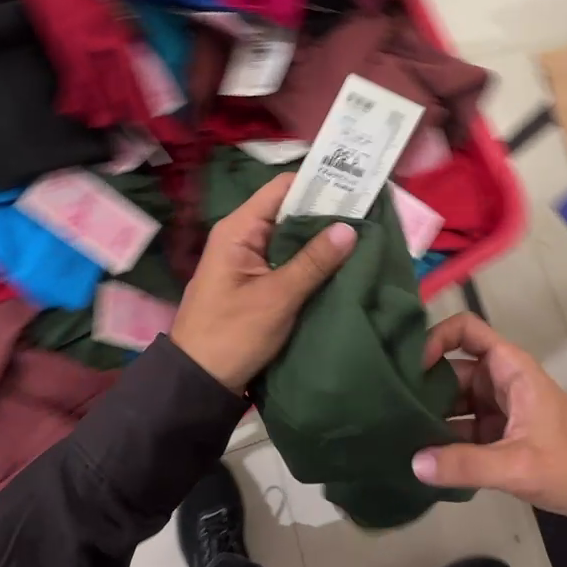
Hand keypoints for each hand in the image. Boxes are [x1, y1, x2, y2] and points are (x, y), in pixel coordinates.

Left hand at [170, 173, 357, 392]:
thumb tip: (350, 227)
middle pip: (290, 209)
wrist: (197, 384)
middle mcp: (243, 235)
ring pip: (292, 235)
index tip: (355, 184)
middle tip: (369, 210)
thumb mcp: (277, 298)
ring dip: (322, 236)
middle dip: (326, 210)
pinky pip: (290, 257)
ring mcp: (250, 258)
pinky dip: (313, 257)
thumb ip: (313, 261)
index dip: (318, 183)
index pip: (282, 188)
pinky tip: (342, 261)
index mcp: (239, 229)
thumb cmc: (232, 335)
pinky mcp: (258, 280)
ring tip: (364, 231)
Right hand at [411, 313, 566, 517]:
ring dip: (430, 412)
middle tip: (389, 402)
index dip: (438, 337)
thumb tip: (415, 462)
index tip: (413, 365)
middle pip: (453, 366)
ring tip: (395, 429)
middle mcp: (500, 379)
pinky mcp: (496, 432)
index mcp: (510, 368)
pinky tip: (417, 452)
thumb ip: (466, 464)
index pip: (467, 330)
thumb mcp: (517, 466)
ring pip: (454, 397)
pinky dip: (442, 435)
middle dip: (424, 382)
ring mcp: (497, 405)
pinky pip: (461, 423)